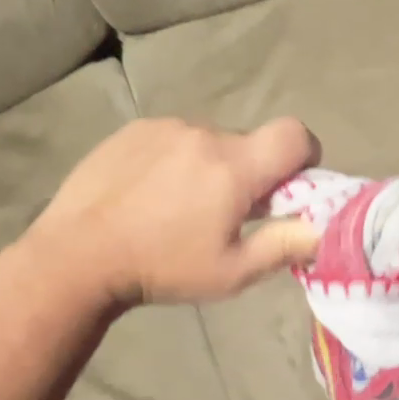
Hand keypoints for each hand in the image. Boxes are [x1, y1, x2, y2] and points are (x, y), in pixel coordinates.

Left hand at [22, 117, 323, 306]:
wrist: (76, 256)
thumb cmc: (162, 268)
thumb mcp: (231, 273)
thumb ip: (285, 246)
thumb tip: (322, 229)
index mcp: (235, 167)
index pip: (296, 134)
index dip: (304, 156)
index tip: (287, 188)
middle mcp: (206, 134)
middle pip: (250, 143)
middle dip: (250, 172)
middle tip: (224, 213)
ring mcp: (166, 127)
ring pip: (210, 141)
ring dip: (209, 165)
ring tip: (177, 205)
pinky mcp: (134, 129)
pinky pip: (174, 137)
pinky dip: (175, 159)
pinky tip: (148, 192)